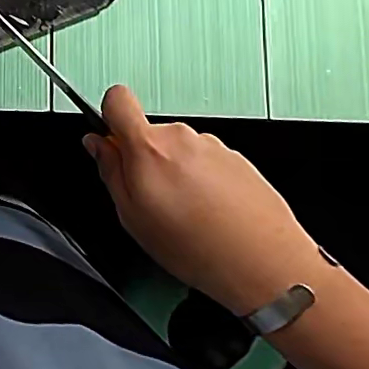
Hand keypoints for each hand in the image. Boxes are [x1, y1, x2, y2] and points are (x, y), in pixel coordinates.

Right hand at [85, 85, 324, 315]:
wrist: (270, 269)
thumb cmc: (202, 249)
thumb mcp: (132, 216)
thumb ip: (109, 170)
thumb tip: (97, 145)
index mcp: (149, 147)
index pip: (117, 99)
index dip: (109, 114)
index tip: (112, 139)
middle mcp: (182, 138)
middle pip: (149, 132)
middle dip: (145, 157)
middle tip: (154, 197)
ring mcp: (214, 148)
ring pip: (178, 149)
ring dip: (176, 172)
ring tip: (188, 213)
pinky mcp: (239, 161)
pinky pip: (207, 162)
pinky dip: (204, 181)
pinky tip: (211, 214)